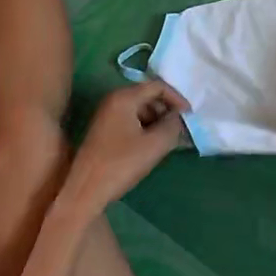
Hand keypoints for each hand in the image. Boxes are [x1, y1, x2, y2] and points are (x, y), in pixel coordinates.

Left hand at [59, 81, 190, 214]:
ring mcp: (107, 113)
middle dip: (166, 110)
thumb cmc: (121, 164)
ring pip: (139, 109)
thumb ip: (172, 127)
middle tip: (180, 129)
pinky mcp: (104, 128)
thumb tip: (178, 117)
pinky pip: (130, 119)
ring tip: (169, 139)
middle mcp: (113, 99)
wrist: (86, 188)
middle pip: (147, 95)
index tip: (190, 116)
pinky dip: (144, 127)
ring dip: (156, 120)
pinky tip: (152, 144)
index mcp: (124, 97)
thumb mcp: (154, 145)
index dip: (176, 98)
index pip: (157, 86)